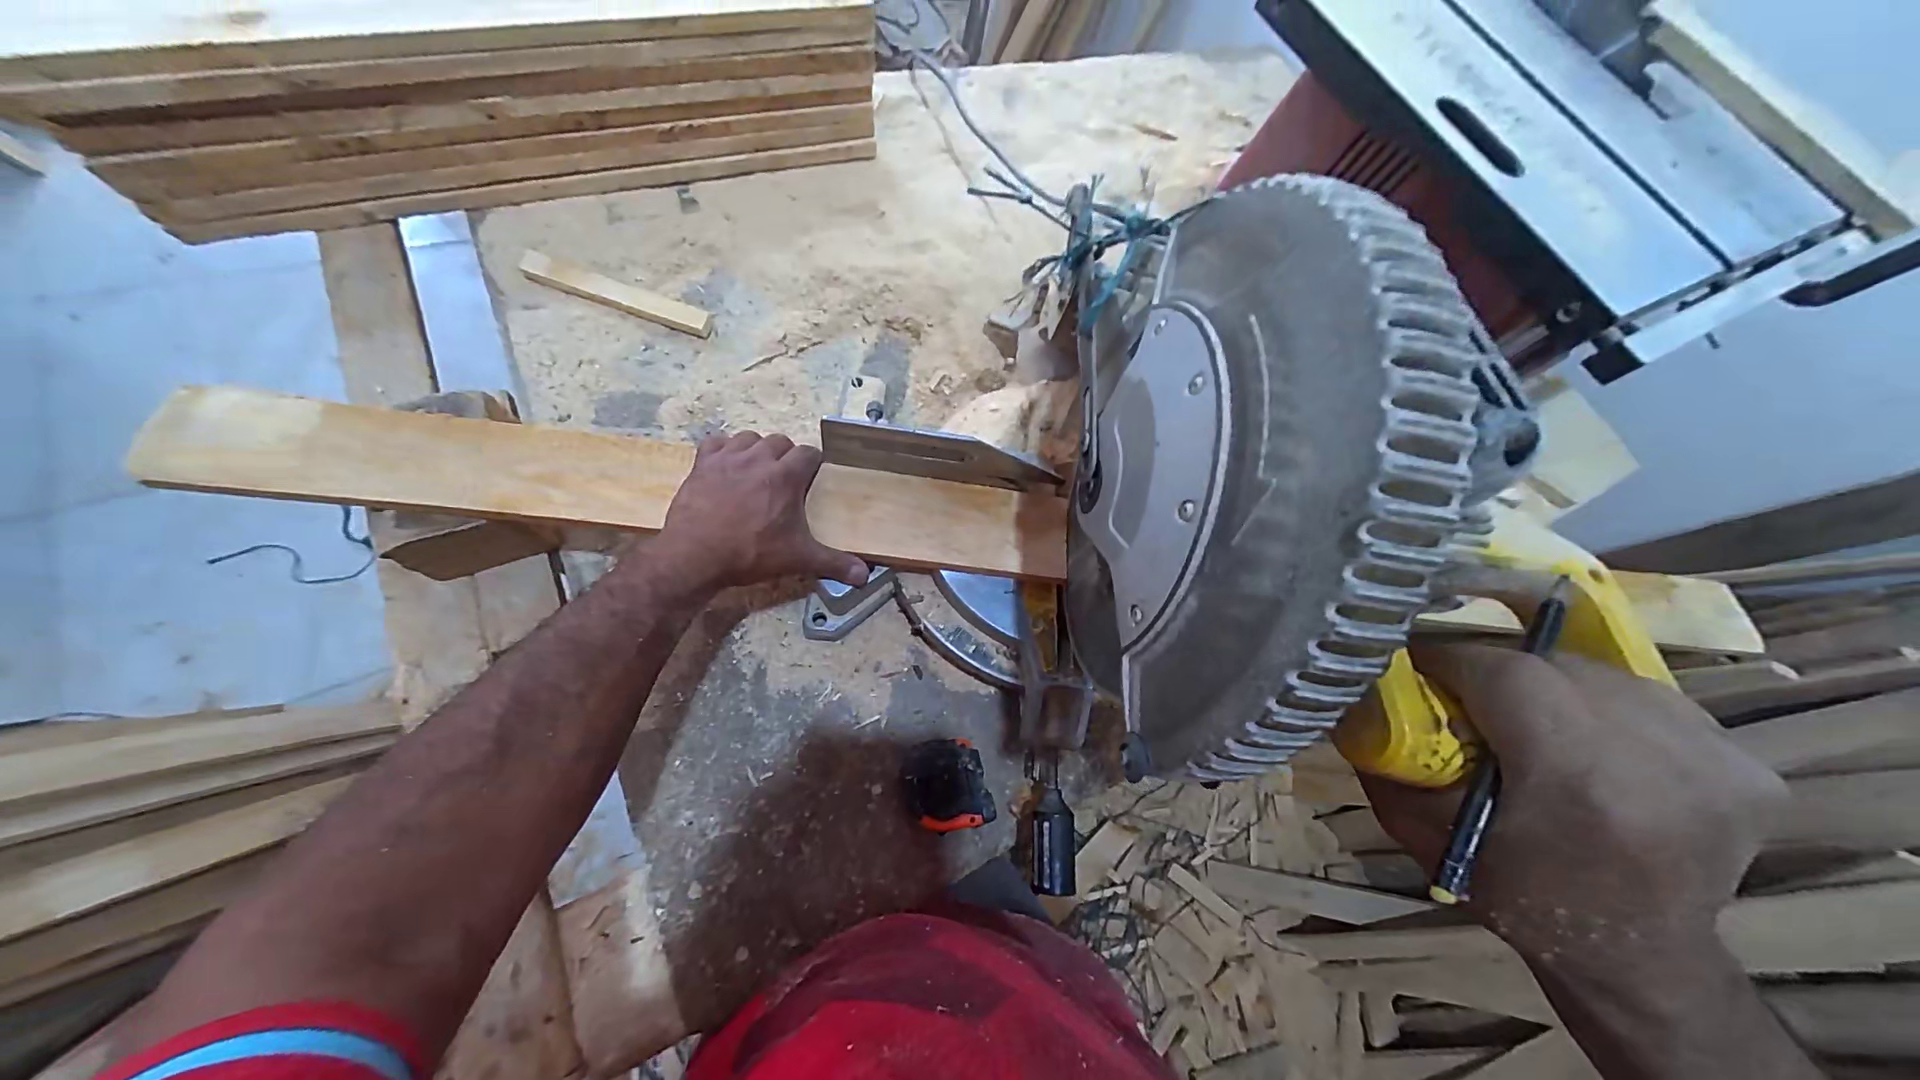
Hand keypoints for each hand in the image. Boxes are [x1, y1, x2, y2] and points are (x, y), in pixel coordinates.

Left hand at [650, 431, 868, 589]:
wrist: (696, 555)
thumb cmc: (751, 554)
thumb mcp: (798, 558)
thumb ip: (833, 563)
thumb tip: (864, 576)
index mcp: (786, 476)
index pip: (809, 453)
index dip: (813, 464)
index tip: (810, 480)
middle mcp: (759, 459)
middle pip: (780, 441)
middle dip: (786, 456)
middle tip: (784, 480)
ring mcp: (728, 459)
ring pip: (750, 438)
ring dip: (757, 450)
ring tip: (757, 471)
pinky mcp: (702, 464)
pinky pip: (717, 443)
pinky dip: (724, 450)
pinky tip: (727, 467)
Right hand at [1360, 643, 1786, 959]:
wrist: (1637, 960)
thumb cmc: (1518, 895)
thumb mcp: (1425, 831)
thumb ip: (1386, 759)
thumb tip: (1357, 695)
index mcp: (1581, 782)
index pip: (1506, 672)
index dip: (1452, 656)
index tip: (1417, 661)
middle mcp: (1662, 762)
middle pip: (1553, 665)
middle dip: (1495, 667)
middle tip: (1460, 688)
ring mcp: (1720, 761)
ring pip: (1602, 673)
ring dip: (1549, 681)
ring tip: (1521, 711)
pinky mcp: (1749, 765)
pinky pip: (1649, 697)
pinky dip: (1602, 702)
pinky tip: (1584, 733)